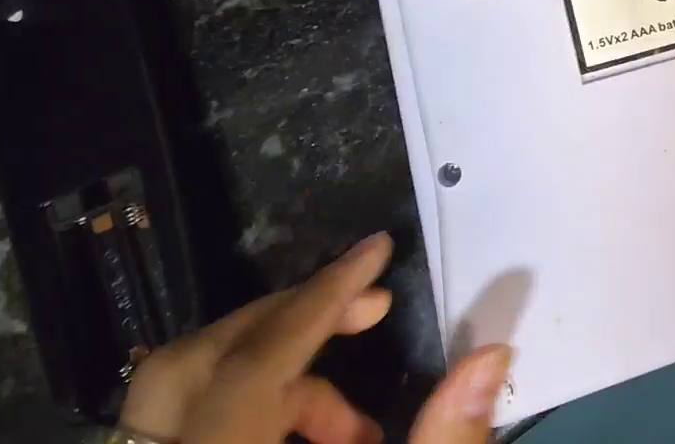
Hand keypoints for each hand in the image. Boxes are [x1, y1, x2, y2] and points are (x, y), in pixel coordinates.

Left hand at [119, 233, 513, 443]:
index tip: (378, 249)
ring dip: (280, 373)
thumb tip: (492, 355)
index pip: (253, 369)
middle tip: (372, 310)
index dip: (318, 300)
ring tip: (357, 423)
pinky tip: (323, 438)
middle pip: (193, 363)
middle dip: (292, 317)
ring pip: (182, 389)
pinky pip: (185, 422)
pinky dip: (256, 408)